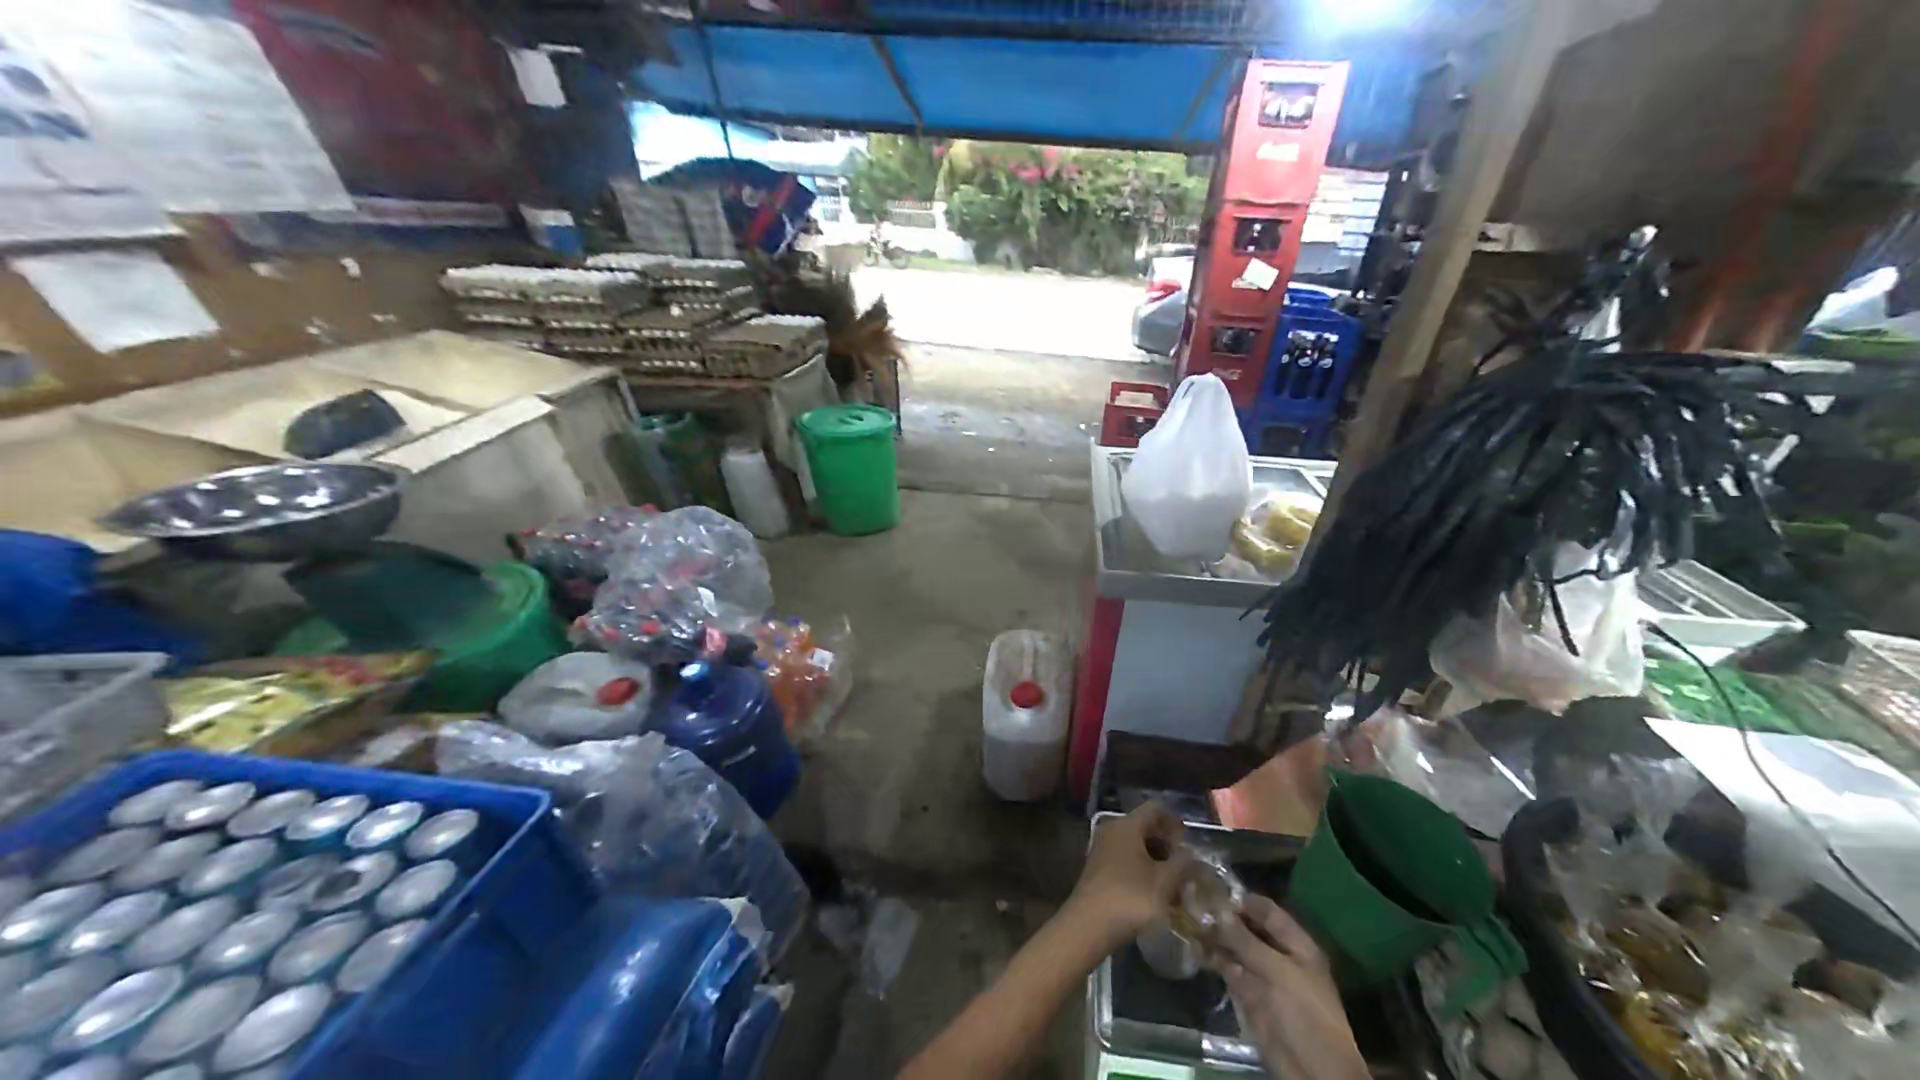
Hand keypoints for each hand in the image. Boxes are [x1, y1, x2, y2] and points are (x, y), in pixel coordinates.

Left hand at [1066, 802, 1189, 948]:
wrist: (1088, 926)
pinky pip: (1126, 860)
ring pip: (1136, 846)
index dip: (1176, 823)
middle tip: (1185, 870)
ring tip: (1174, 887)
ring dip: (1157, 861)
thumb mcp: (1164, 882)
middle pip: (1146, 827)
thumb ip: (1183, 864)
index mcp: (1127, 825)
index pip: (1156, 809)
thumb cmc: (1129, 898)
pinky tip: (1155, 895)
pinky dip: (1143, 871)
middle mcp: (1112, 830)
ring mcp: (1103, 849)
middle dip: (1168, 846)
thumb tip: (1193, 855)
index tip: (1189, 848)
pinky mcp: (1099, 868)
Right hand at [1208, 895, 1368, 1079]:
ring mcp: (1262, 976)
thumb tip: (1218, 910)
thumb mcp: (1278, 972)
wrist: (1313, 1071)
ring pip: (1235, 949)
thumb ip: (1246, 940)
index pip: (1267, 912)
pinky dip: (1212, 959)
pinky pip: (1228, 970)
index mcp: (1296, 946)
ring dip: (1214, 937)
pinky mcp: (1248, 995)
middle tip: (1191, 903)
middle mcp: (1278, 956)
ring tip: (1186, 922)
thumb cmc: (1305, 1014)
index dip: (1243, 900)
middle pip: (1248, 929)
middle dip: (1223, 918)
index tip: (1212, 889)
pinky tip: (1194, 949)